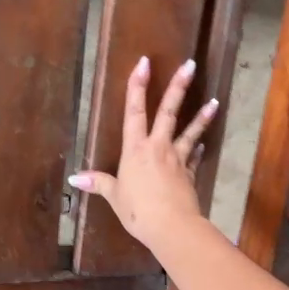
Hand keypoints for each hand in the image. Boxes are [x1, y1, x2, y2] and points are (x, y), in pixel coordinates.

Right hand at [68, 56, 218, 249]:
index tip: (145, 63)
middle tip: (190, 64)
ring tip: (214, 102)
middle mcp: (157, 147)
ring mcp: (177, 159)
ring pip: (189, 132)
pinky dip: (197, 149)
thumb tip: (75, 179)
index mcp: (135, 149)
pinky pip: (193, 157)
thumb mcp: (114, 196)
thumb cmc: (138, 210)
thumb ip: (98, 183)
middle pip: (168, 111)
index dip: (138, 86)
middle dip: (178, 86)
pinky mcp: (189, 174)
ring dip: (201, 116)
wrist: (171, 226)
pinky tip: (202, 144)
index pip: (134, 111)